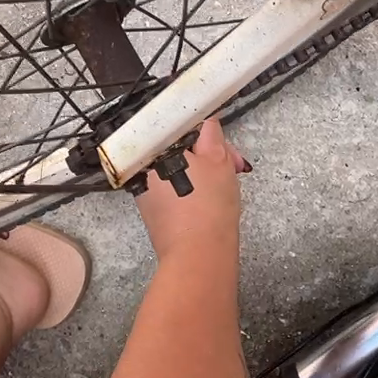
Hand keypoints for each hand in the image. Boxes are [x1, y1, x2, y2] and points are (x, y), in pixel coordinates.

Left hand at [133, 119, 248, 266]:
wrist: (199, 254)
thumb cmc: (207, 206)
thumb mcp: (218, 160)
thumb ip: (211, 135)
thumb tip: (208, 124)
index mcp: (153, 150)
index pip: (182, 128)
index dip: (209, 135)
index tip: (225, 146)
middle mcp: (144, 169)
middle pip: (180, 150)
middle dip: (211, 156)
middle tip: (234, 167)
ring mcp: (147, 192)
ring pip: (180, 170)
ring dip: (204, 173)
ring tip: (226, 185)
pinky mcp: (154, 212)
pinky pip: (175, 190)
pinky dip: (194, 190)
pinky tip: (212, 201)